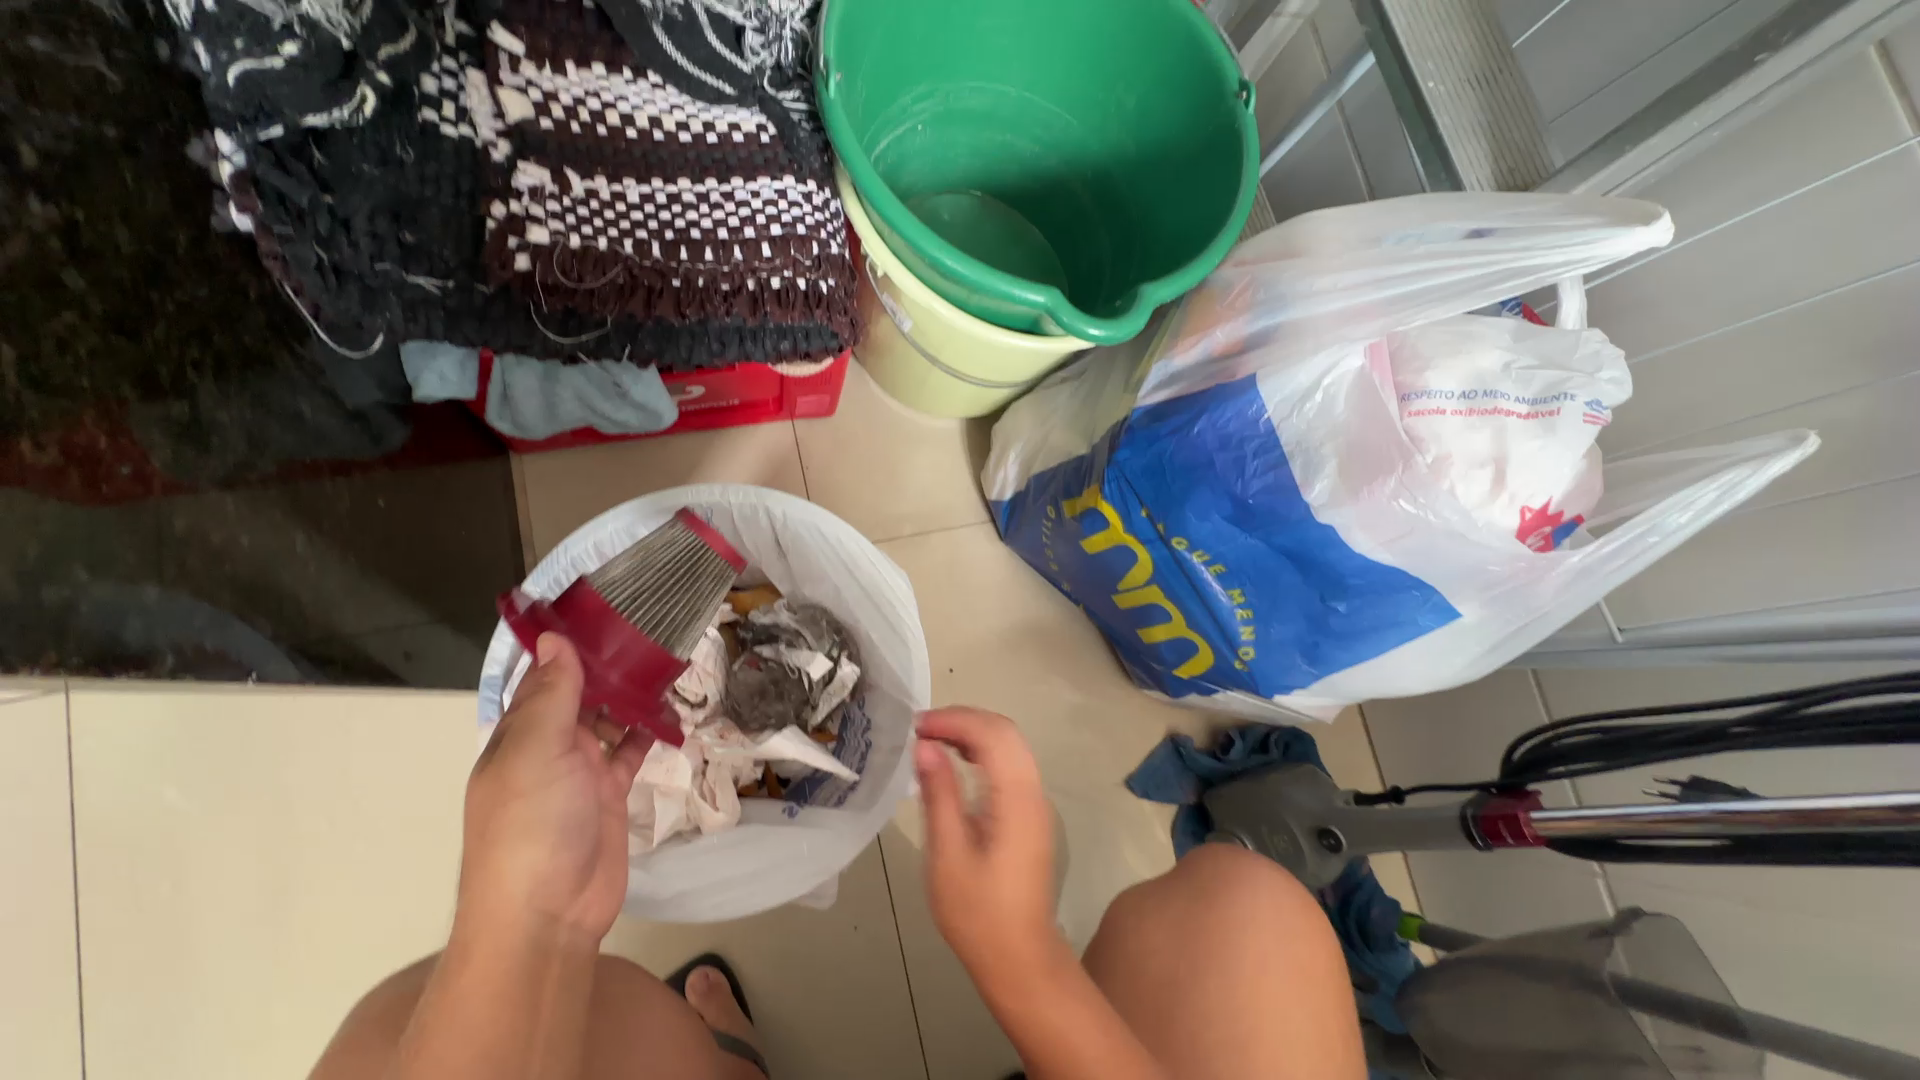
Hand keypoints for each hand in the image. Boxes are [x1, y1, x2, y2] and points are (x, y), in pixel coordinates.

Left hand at [459, 633, 648, 942]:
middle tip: (650, 630)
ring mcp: (579, 772)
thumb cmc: (530, 825)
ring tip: (667, 664)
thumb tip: (554, 639)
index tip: (603, 610)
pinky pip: (629, 753)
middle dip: (607, 667)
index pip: (541, 678)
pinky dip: (647, 735)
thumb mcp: (535, 752)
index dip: (566, 646)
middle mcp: (546, 747)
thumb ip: (550, 696)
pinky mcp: (608, 795)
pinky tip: (672, 717)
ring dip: (631, 697)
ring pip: (607, 721)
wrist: (547, 913)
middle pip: (578, 696)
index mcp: (518, 734)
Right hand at [914, 707, 1064, 988]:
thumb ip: (939, 795)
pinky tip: (956, 762)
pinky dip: (983, 751)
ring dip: (973, 732)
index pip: (992, 735)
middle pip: (1006, 732)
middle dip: (963, 719)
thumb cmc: (978, 912)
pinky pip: (1011, 764)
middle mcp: (1034, 793)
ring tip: (931, 740)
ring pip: (1011, 745)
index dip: (954, 720)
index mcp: (1017, 800)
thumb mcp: (948, 854)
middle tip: (920, 729)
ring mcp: (1036, 803)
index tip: (915, 727)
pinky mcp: (1030, 814)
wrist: (1019, 957)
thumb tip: (924, 746)